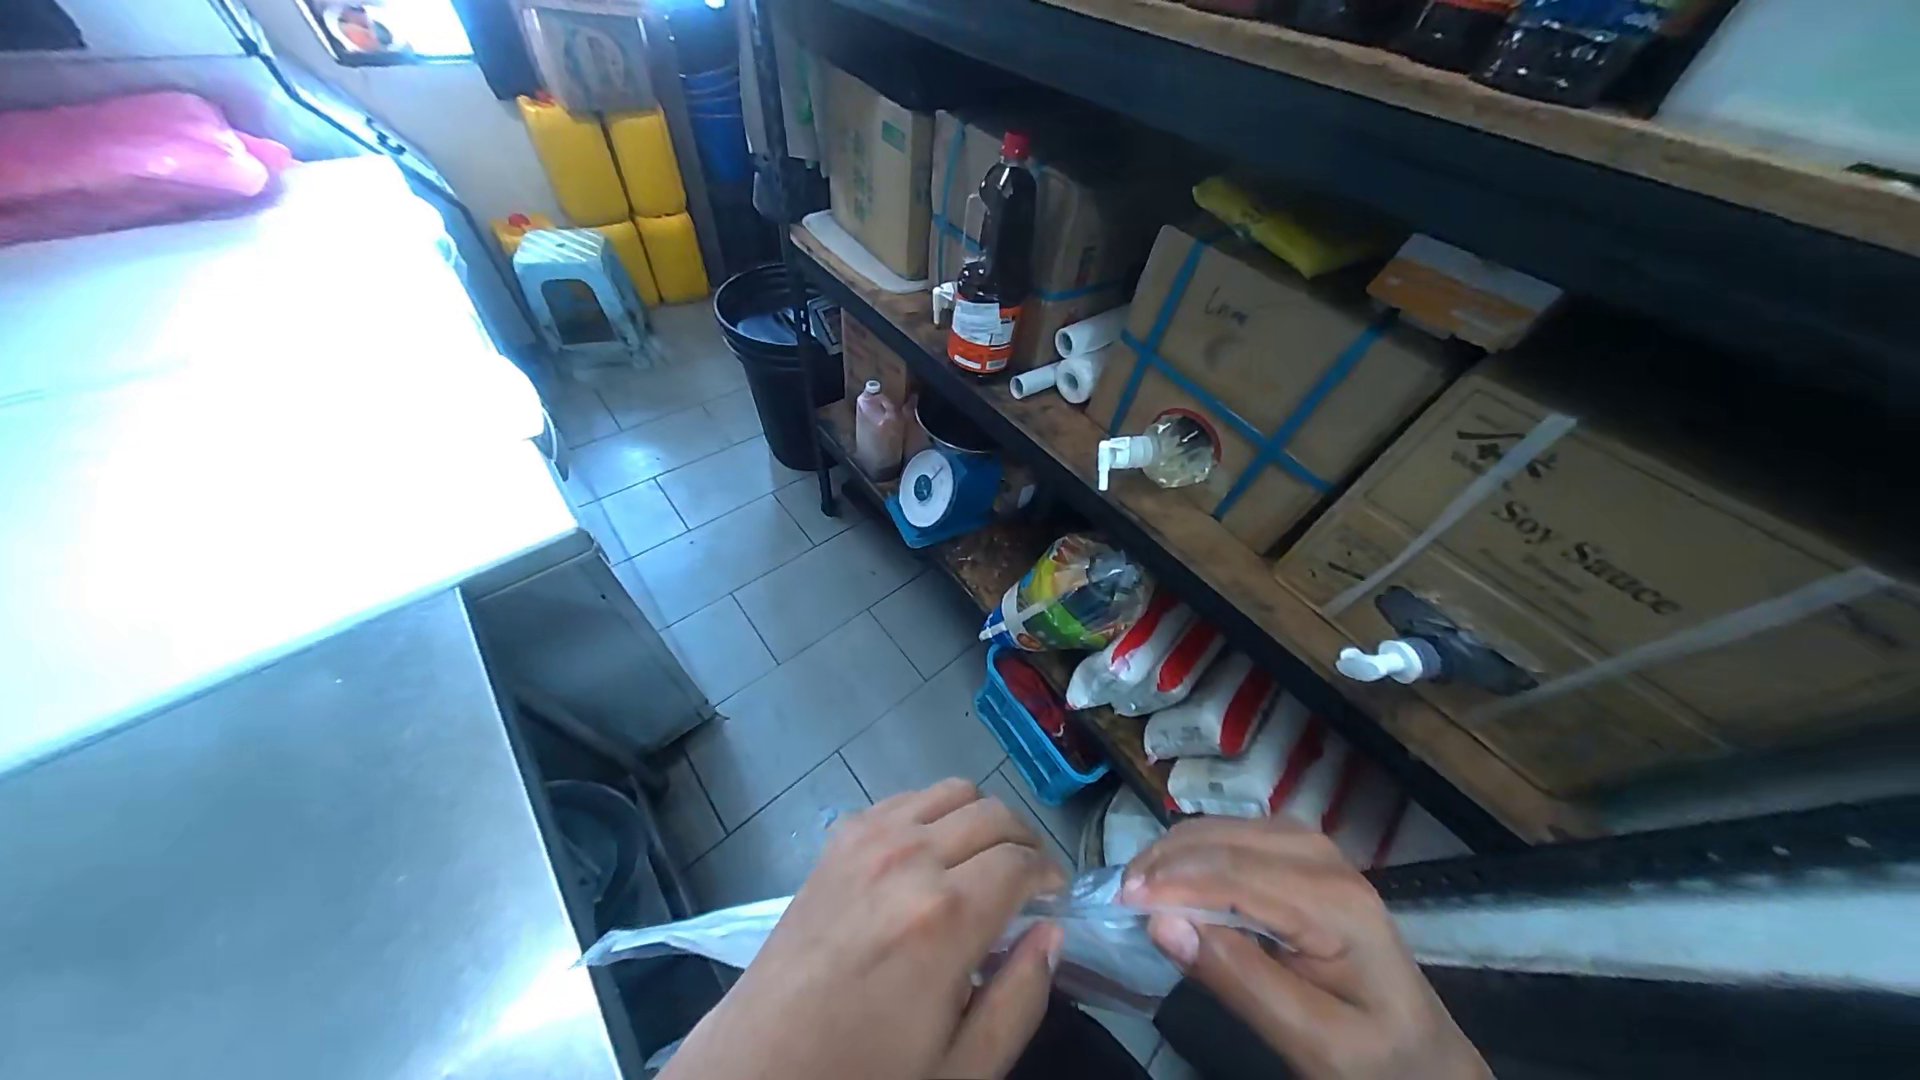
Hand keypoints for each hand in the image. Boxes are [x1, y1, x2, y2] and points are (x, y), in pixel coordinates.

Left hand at [663, 779, 1066, 1079]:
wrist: (759, 1065)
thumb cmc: (865, 1075)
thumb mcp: (960, 1068)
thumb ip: (1021, 996)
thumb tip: (1053, 931)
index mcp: (943, 915)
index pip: (1021, 861)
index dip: (1049, 873)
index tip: (1055, 894)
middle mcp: (909, 856)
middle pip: (993, 813)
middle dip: (1024, 841)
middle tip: (1027, 879)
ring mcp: (870, 836)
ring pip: (954, 791)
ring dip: (982, 818)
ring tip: (984, 859)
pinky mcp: (842, 835)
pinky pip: (909, 797)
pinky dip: (937, 812)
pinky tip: (933, 853)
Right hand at [1123, 818, 1487, 1079]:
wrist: (1426, 1054)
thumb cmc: (1375, 1059)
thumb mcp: (1312, 1043)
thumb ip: (1237, 979)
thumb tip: (1160, 922)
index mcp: (1333, 901)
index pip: (1232, 872)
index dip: (1171, 882)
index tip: (1122, 902)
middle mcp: (1319, 853)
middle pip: (1220, 839)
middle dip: (1163, 863)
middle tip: (1122, 899)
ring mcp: (1308, 843)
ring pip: (1218, 828)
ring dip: (1172, 855)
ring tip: (1140, 892)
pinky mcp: (1296, 846)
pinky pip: (1228, 834)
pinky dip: (1191, 852)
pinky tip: (1174, 880)